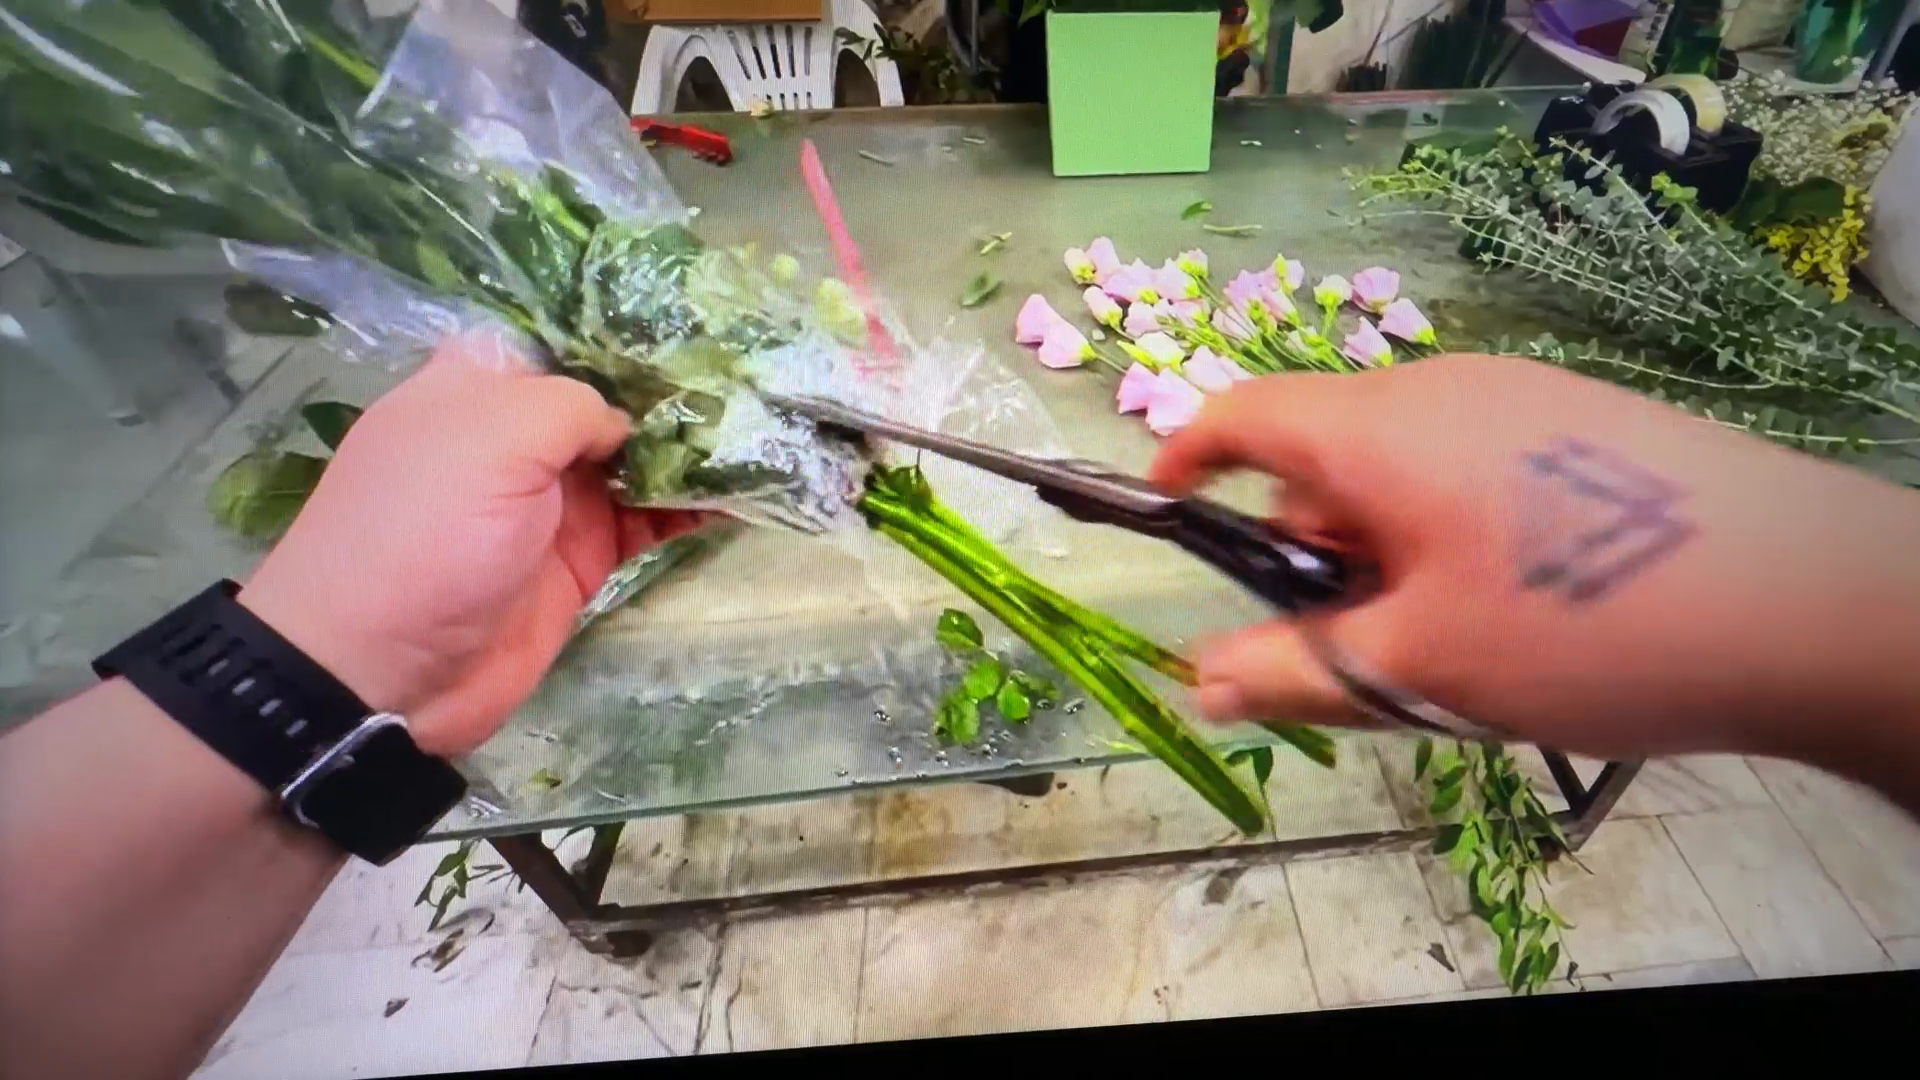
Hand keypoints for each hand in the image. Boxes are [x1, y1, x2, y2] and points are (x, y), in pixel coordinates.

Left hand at [239, 339, 702, 757]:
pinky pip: (651, 520)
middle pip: (614, 405)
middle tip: (745, 395)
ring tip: (757, 445)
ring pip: (641, 464)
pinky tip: (738, 501)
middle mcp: (524, 438)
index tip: (696, 343)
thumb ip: (572, 408)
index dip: (628, 344)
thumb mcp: (492, 440)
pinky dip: (691, 511)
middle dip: (676, 401)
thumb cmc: (428, 534)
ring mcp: (559, 500)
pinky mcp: (588, 554)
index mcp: (484, 390)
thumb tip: (630, 425)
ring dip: (693, 458)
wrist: (389, 669)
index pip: (567, 347)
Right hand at [1150, 355, 1919, 767]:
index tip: (1166, 505)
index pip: (1240, 413)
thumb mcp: (1415, 667)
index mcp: (1375, 434)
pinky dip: (1426, 515)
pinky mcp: (1567, 415)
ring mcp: (1509, 393)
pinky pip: (1450, 454)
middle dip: (1297, 535)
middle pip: (1314, 450)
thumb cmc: (1587, 630)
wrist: (1846, 609)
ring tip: (1428, 616)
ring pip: (1385, 458)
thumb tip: (1198, 686)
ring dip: (1366, 533)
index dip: (1186, 455)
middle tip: (1338, 619)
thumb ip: (1289, 672)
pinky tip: (1497, 583)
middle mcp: (1433, 389)